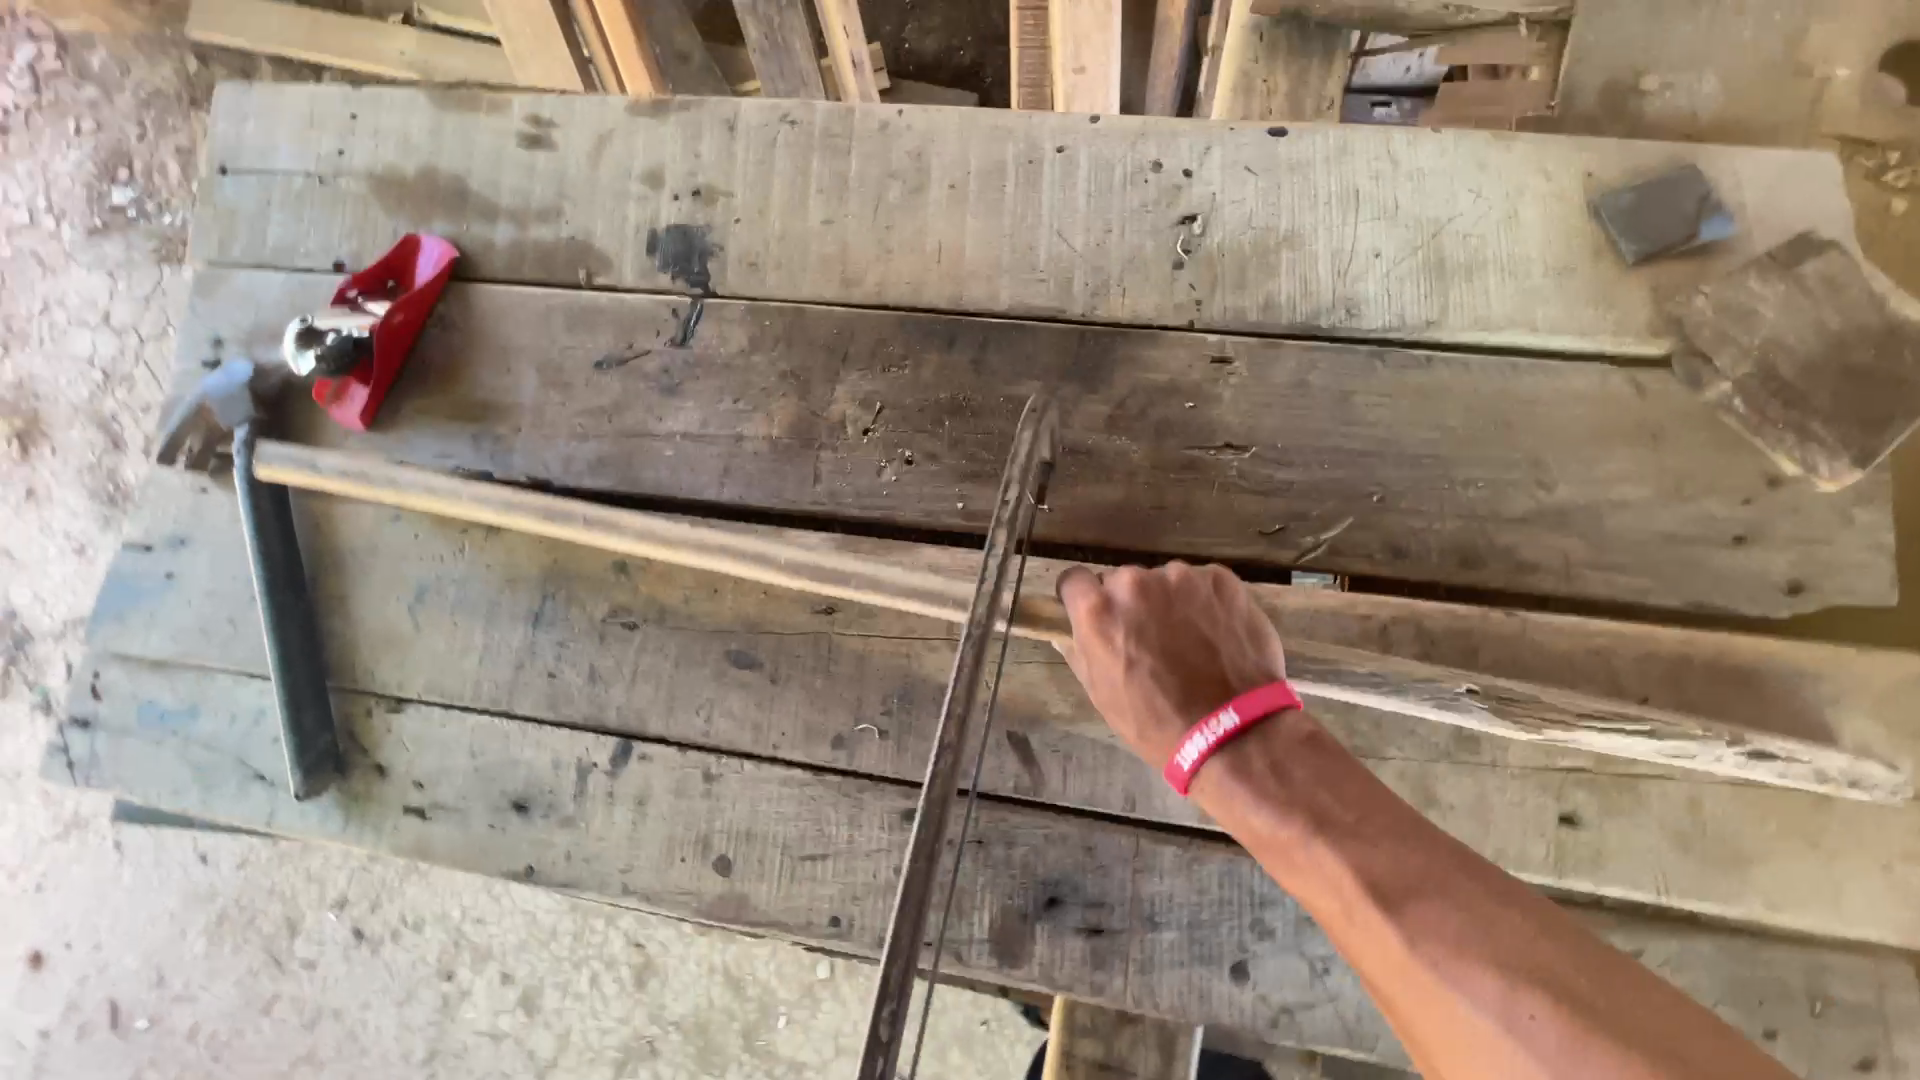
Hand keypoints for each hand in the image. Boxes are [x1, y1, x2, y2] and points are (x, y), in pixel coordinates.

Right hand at [1054, 562, 1287, 766]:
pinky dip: (1204, 602)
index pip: (1074, 580)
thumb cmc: (1156, 721)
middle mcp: (1135, 582)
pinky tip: (1216, 634)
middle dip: (1131, 603)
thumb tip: (1070, 633)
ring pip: (1165, 582)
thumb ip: (1081, 651)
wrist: (1234, 732)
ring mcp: (1181, 577)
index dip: (1083, 597)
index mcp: (1098, 610)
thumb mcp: (1101, 692)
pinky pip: (1202, 584)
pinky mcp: (1221, 580)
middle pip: (1122, 580)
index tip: (1096, 614)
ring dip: (1169, 601)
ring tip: (1190, 640)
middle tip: (1150, 637)